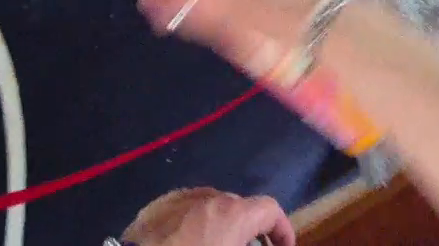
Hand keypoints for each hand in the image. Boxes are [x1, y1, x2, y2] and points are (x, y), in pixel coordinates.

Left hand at [120, 187, 294, 245]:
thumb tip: (258, 243)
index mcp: (233, 213)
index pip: (270, 209)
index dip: (282, 229)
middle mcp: (210, 197)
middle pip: (240, 209)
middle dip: (250, 232)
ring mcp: (180, 198)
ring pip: (211, 209)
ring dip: (221, 228)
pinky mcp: (155, 208)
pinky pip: (184, 212)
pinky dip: (194, 226)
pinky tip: (187, 244)